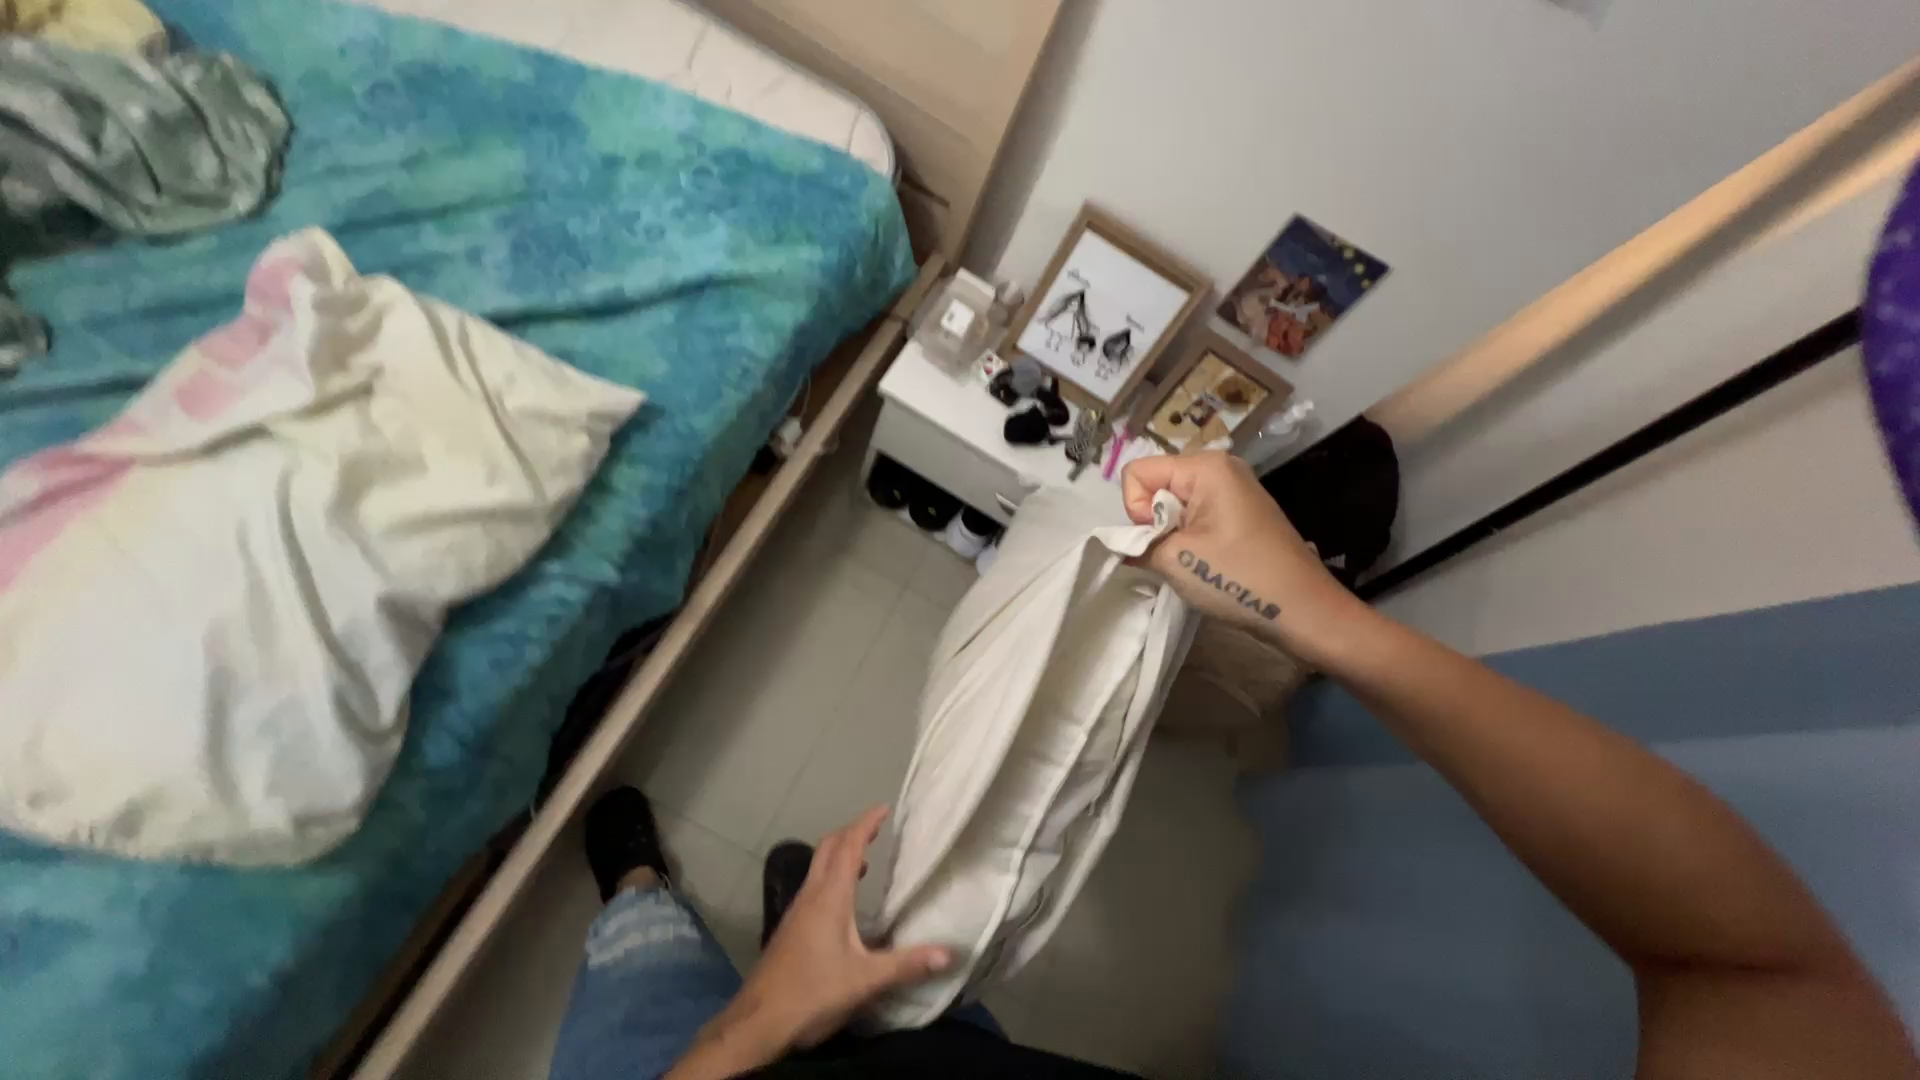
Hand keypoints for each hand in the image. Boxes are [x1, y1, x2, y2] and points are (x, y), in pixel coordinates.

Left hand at [741, 806, 950, 1049]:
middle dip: (853, 831)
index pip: (848, 846)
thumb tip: (949, 952)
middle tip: (878, 827)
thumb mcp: (865, 980)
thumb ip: (906, 964)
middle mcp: (811, 895)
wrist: (758, 1022)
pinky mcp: (792, 927)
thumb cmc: (812, 993)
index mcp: (829, 896)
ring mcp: (798, 910)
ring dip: (840, 853)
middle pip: (829, 847)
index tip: (885, 808)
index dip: (866, 823)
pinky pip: (815, 885)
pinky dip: (832, 875)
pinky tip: (845, 901)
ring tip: (866, 858)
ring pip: (819, 866)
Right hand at [1122, 451, 1360, 658]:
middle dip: (1153, 520)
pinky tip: (1207, 561)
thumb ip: (1137, 544)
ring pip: (1173, 502)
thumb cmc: (1238, 578)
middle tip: (1178, 552)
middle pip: (1156, 484)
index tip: (1161, 538)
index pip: (1137, 472)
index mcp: (1205, 467)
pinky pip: (1195, 513)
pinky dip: (1189, 536)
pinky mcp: (1240, 512)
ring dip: (1171, 532)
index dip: (1136, 509)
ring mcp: (1232, 489)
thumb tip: (1120, 542)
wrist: (1303, 610)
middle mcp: (1219, 467)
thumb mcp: (1174, 560)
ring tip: (1193, 559)